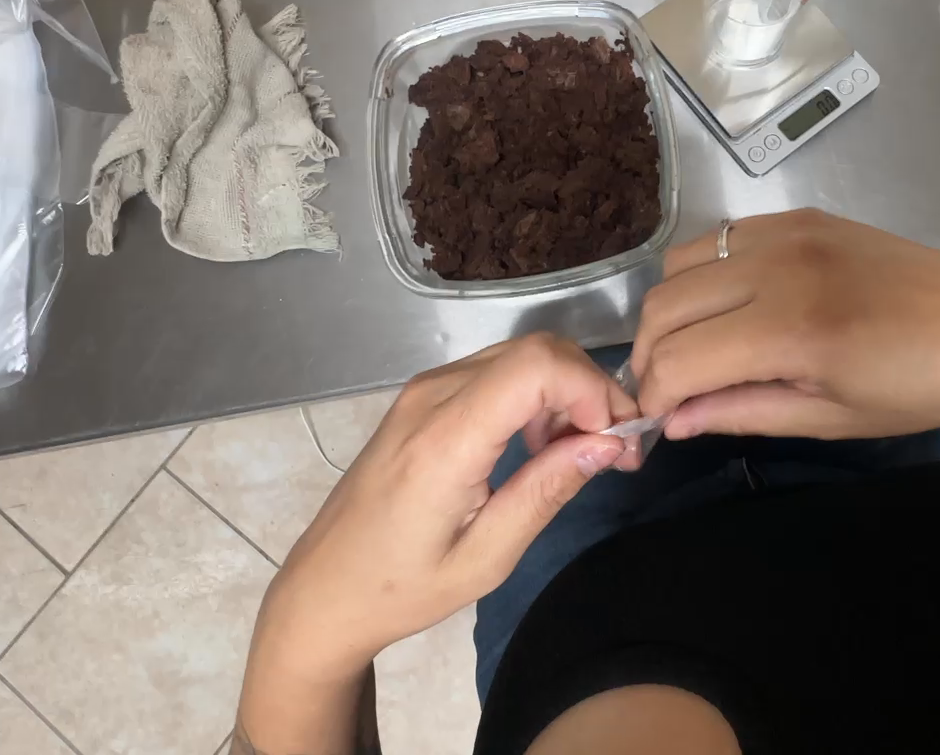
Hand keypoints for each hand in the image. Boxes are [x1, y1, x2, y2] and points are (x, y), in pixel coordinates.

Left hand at [246, 335, 630, 687]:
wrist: (322, 588)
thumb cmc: (402, 587)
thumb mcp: (487, 557)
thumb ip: (548, 490)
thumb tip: (610, 443)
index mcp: (446, 439)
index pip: (537, 367)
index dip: (591, 389)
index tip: (616, 440)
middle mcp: (434, 394)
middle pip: (538, 350)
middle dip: (590, 389)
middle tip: (614, 448)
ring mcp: (427, 387)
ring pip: (523, 354)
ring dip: (566, 391)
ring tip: (578, 450)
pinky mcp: (427, 392)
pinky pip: (499, 369)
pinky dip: (537, 393)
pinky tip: (537, 441)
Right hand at [630, 209, 939, 440]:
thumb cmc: (921, 389)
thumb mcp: (831, 418)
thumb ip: (741, 413)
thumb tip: (671, 420)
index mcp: (792, 329)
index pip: (676, 361)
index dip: (652, 398)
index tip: (657, 423)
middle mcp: (777, 265)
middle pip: (663, 306)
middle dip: (650, 356)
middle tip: (670, 391)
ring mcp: (786, 230)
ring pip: (678, 264)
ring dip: (671, 311)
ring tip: (696, 346)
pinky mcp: (798, 215)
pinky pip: (718, 238)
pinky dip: (703, 275)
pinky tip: (732, 305)